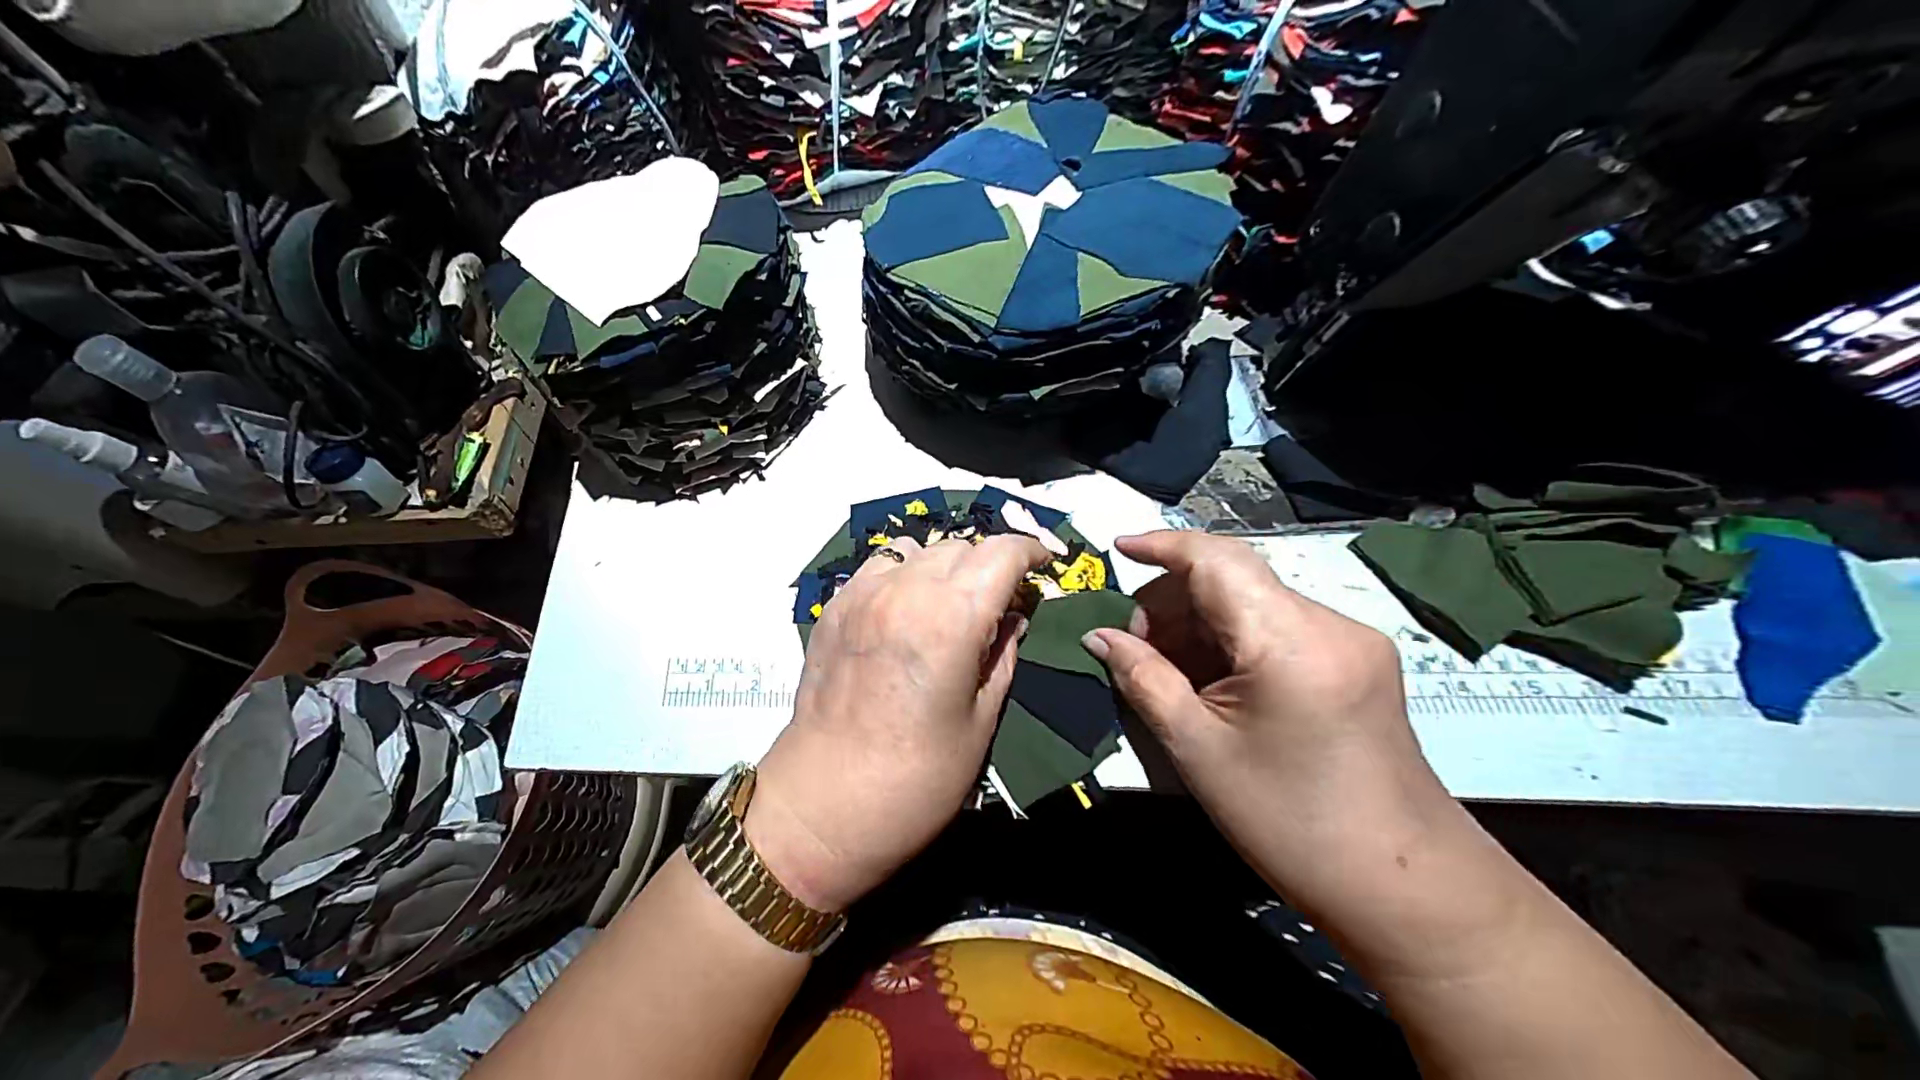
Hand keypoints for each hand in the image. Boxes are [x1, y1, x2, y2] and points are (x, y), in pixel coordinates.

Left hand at [746, 534, 1048, 912]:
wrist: (825, 804)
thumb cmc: (917, 776)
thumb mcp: (981, 719)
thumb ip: (1003, 655)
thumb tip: (1013, 617)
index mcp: (950, 619)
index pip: (1000, 553)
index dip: (1029, 552)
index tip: (1040, 566)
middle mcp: (904, 591)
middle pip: (961, 547)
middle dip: (989, 565)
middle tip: (999, 601)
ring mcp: (862, 595)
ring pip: (918, 550)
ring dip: (945, 567)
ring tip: (951, 603)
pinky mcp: (834, 608)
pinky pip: (880, 568)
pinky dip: (905, 574)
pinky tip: (908, 610)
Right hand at [1081, 531, 1461, 913]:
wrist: (1401, 887)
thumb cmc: (1288, 822)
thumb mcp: (1197, 748)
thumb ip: (1142, 678)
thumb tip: (1100, 636)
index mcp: (1289, 640)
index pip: (1216, 559)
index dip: (1162, 546)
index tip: (1119, 549)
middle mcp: (1328, 623)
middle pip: (1233, 578)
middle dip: (1174, 600)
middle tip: (1136, 648)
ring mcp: (1350, 640)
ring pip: (1254, 602)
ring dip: (1200, 623)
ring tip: (1167, 671)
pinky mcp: (1357, 661)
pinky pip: (1278, 628)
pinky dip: (1233, 642)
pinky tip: (1209, 681)